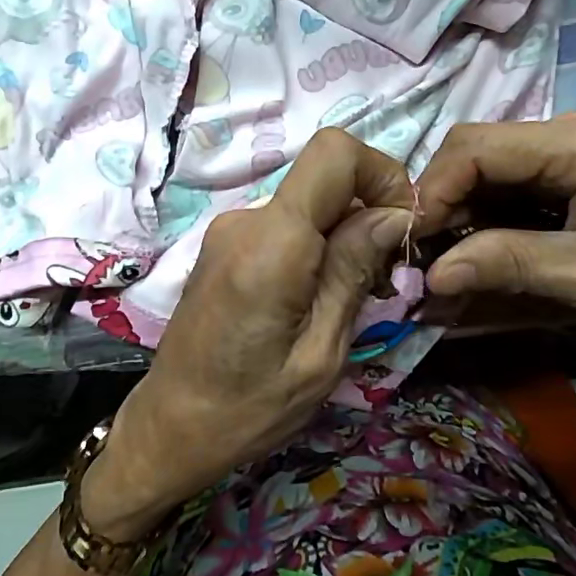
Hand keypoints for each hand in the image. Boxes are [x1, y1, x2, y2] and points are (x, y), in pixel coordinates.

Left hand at [81, 129, 413, 540]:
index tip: (402, 226)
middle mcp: (245, 221)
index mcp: (272, 243)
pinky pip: (284, 226)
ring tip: (352, 298)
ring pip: (307, 204)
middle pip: (324, 179)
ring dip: (342, 235)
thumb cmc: (250, 407)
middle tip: (383, 280)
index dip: (381, 172)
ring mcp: (229, 231)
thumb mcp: (320, 353)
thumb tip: (393, 214)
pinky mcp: (224, 247)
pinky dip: (314, 246)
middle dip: (368, 214)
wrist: (173, 423)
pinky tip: (318, 297)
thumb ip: (352, 272)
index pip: (333, 152)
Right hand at [414, 111, 575, 341]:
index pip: (479, 146)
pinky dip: (483, 213)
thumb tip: (431, 273)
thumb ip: (509, 264)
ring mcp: (574, 147)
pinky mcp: (573, 168)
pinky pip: (508, 181)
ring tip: (447, 255)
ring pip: (487, 165)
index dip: (433, 189)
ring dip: (459, 209)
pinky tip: (479, 245)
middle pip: (477, 149)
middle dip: (441, 199)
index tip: (413, 240)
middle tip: (425, 252)